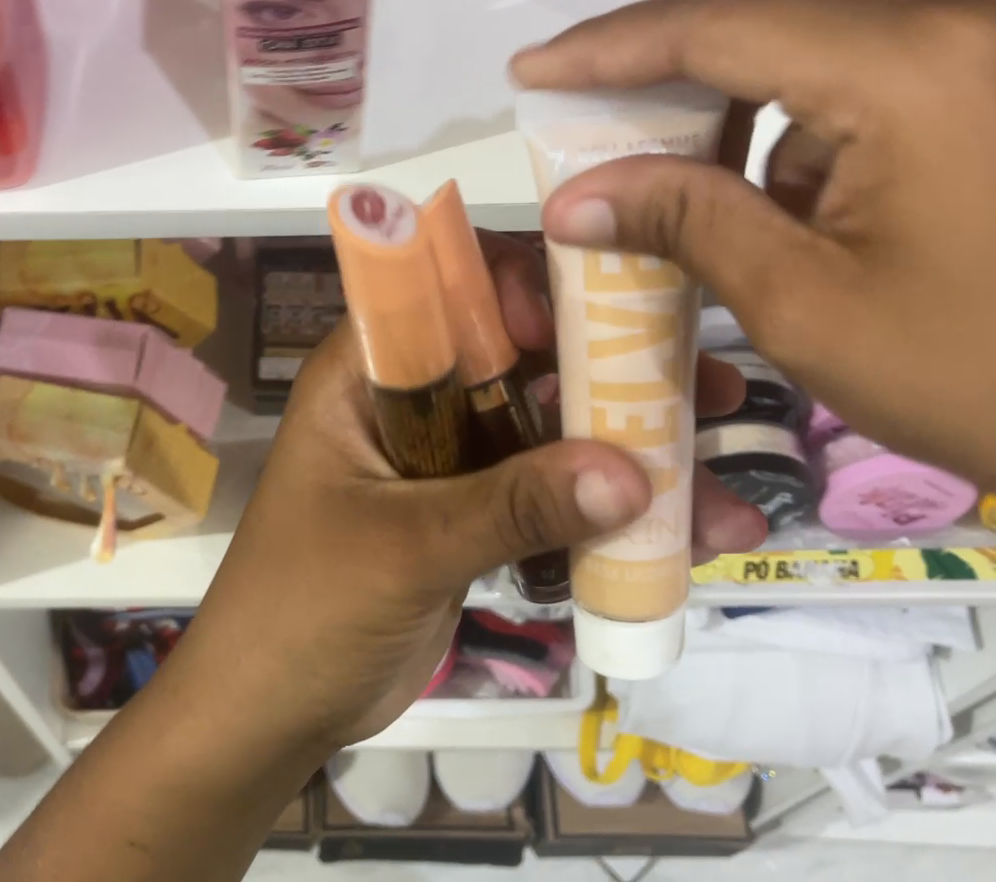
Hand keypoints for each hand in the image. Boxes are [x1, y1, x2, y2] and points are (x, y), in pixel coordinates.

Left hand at [160, 233, 765, 755]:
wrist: (271, 705)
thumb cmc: (305, 606)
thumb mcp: (403, 546)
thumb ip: (509, 506)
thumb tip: (631, 470)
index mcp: (364, 380)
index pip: (440, 296)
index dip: (519, 290)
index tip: (597, 322)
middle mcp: (405, 406)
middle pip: (514, 362)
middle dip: (609, 373)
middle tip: (709, 387)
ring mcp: (440, 466)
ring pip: (542, 436)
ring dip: (627, 455)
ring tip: (725, 487)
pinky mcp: (466, 521)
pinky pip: (544, 502)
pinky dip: (604, 519)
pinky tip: (687, 539)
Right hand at [511, 0, 995, 616]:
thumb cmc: (977, 373)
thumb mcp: (798, 303)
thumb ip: (681, 221)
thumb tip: (568, 199)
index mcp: (917, 64)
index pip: (715, 25)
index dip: (604, 50)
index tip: (527, 75)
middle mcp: (971, 6)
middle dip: (653, 49)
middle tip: (576, 108)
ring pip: (809, 7)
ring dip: (718, 74)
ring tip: (657, 156)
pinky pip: (862, 41)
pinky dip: (784, 93)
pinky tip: (759, 171)